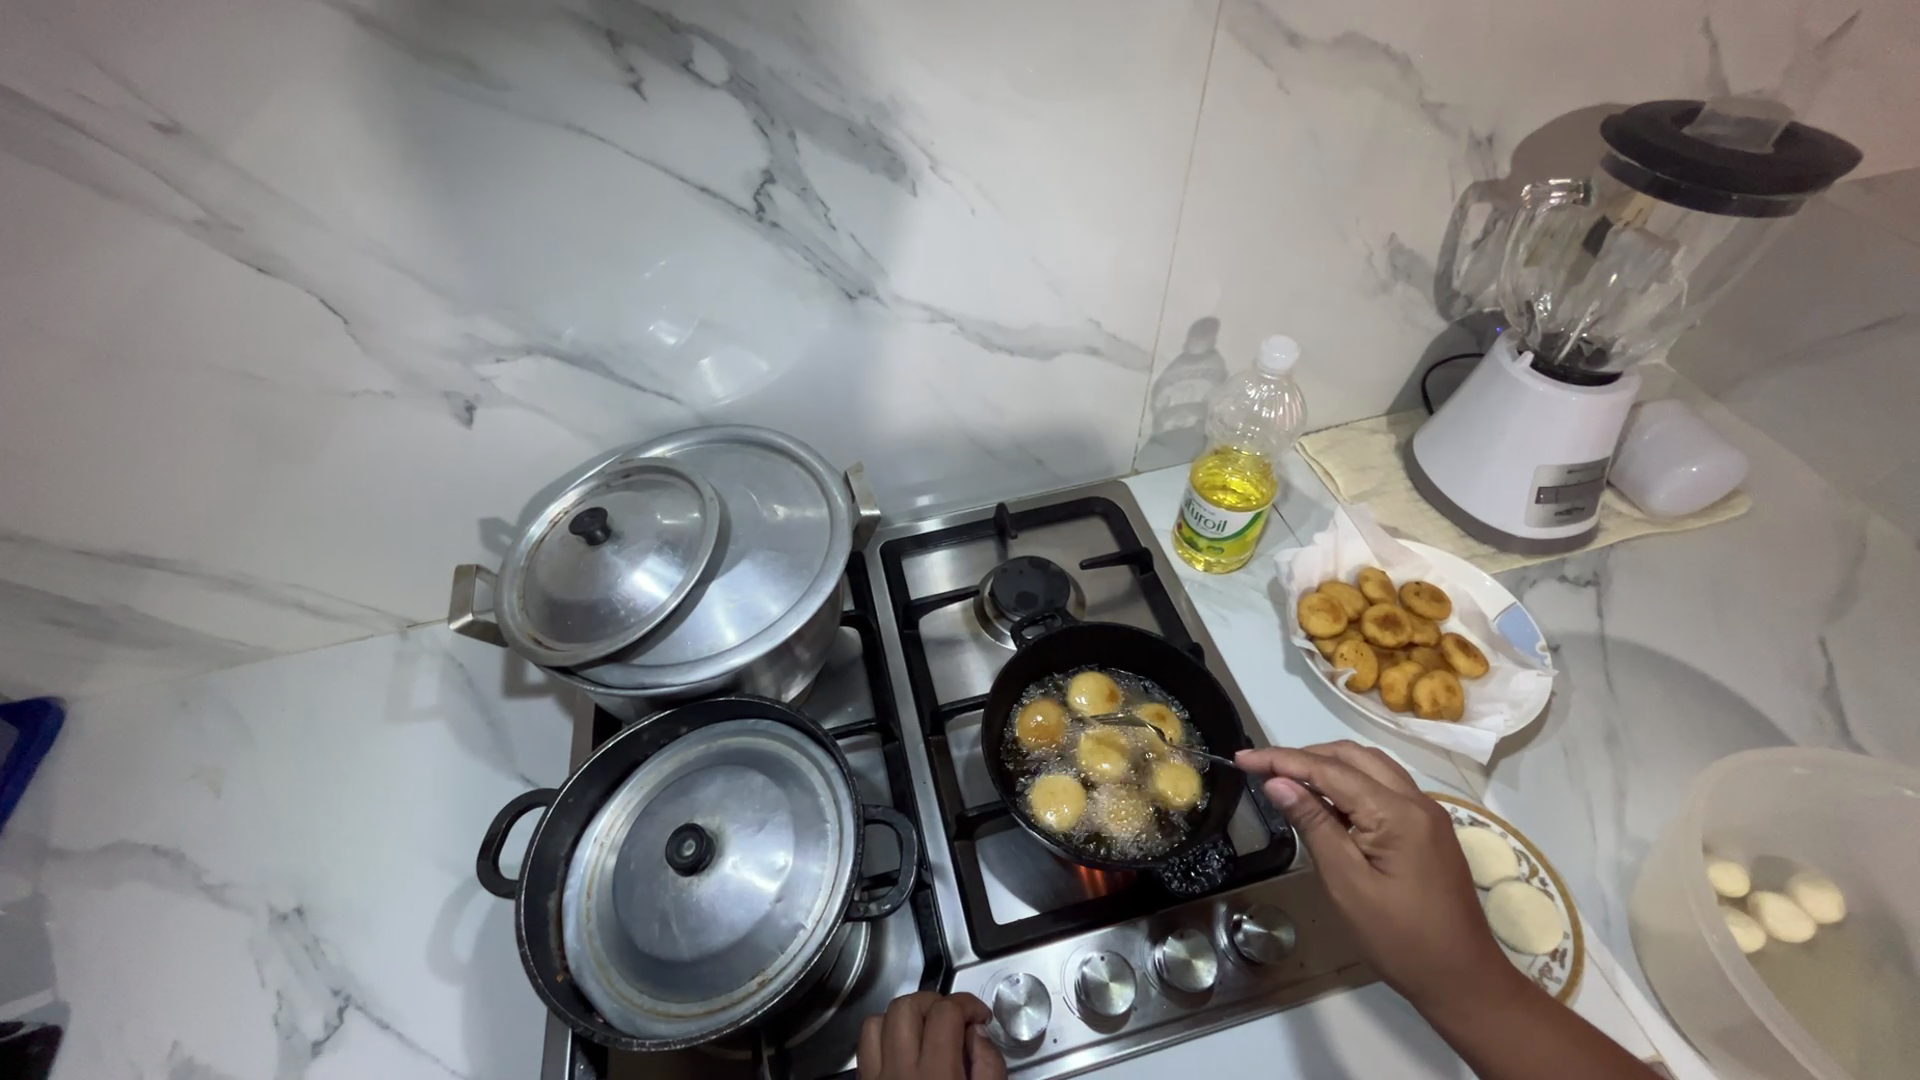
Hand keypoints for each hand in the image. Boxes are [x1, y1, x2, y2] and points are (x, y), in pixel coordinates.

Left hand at [858, 992, 1003, 1079]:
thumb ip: (990, 1068)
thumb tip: (979, 1032)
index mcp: (936, 1076)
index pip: (945, 1013)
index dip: (967, 1004)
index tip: (979, 1015)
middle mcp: (900, 1073)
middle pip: (908, 1007)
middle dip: (935, 1003)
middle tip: (955, 1020)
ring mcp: (877, 1079)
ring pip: (880, 1020)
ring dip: (905, 1016)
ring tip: (927, 1030)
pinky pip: (864, 1046)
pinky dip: (882, 1036)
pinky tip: (902, 1047)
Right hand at [1234, 741, 1524, 1011]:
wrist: (1464, 980)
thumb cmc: (1399, 938)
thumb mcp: (1345, 882)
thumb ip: (1312, 824)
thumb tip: (1277, 782)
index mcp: (1396, 813)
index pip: (1328, 770)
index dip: (1281, 760)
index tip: (1242, 758)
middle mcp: (1415, 801)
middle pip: (1351, 756)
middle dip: (1304, 755)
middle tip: (1263, 769)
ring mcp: (1426, 812)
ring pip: (1369, 765)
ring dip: (1327, 764)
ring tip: (1289, 779)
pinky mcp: (1427, 827)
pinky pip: (1383, 784)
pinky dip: (1349, 780)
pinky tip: (1326, 801)